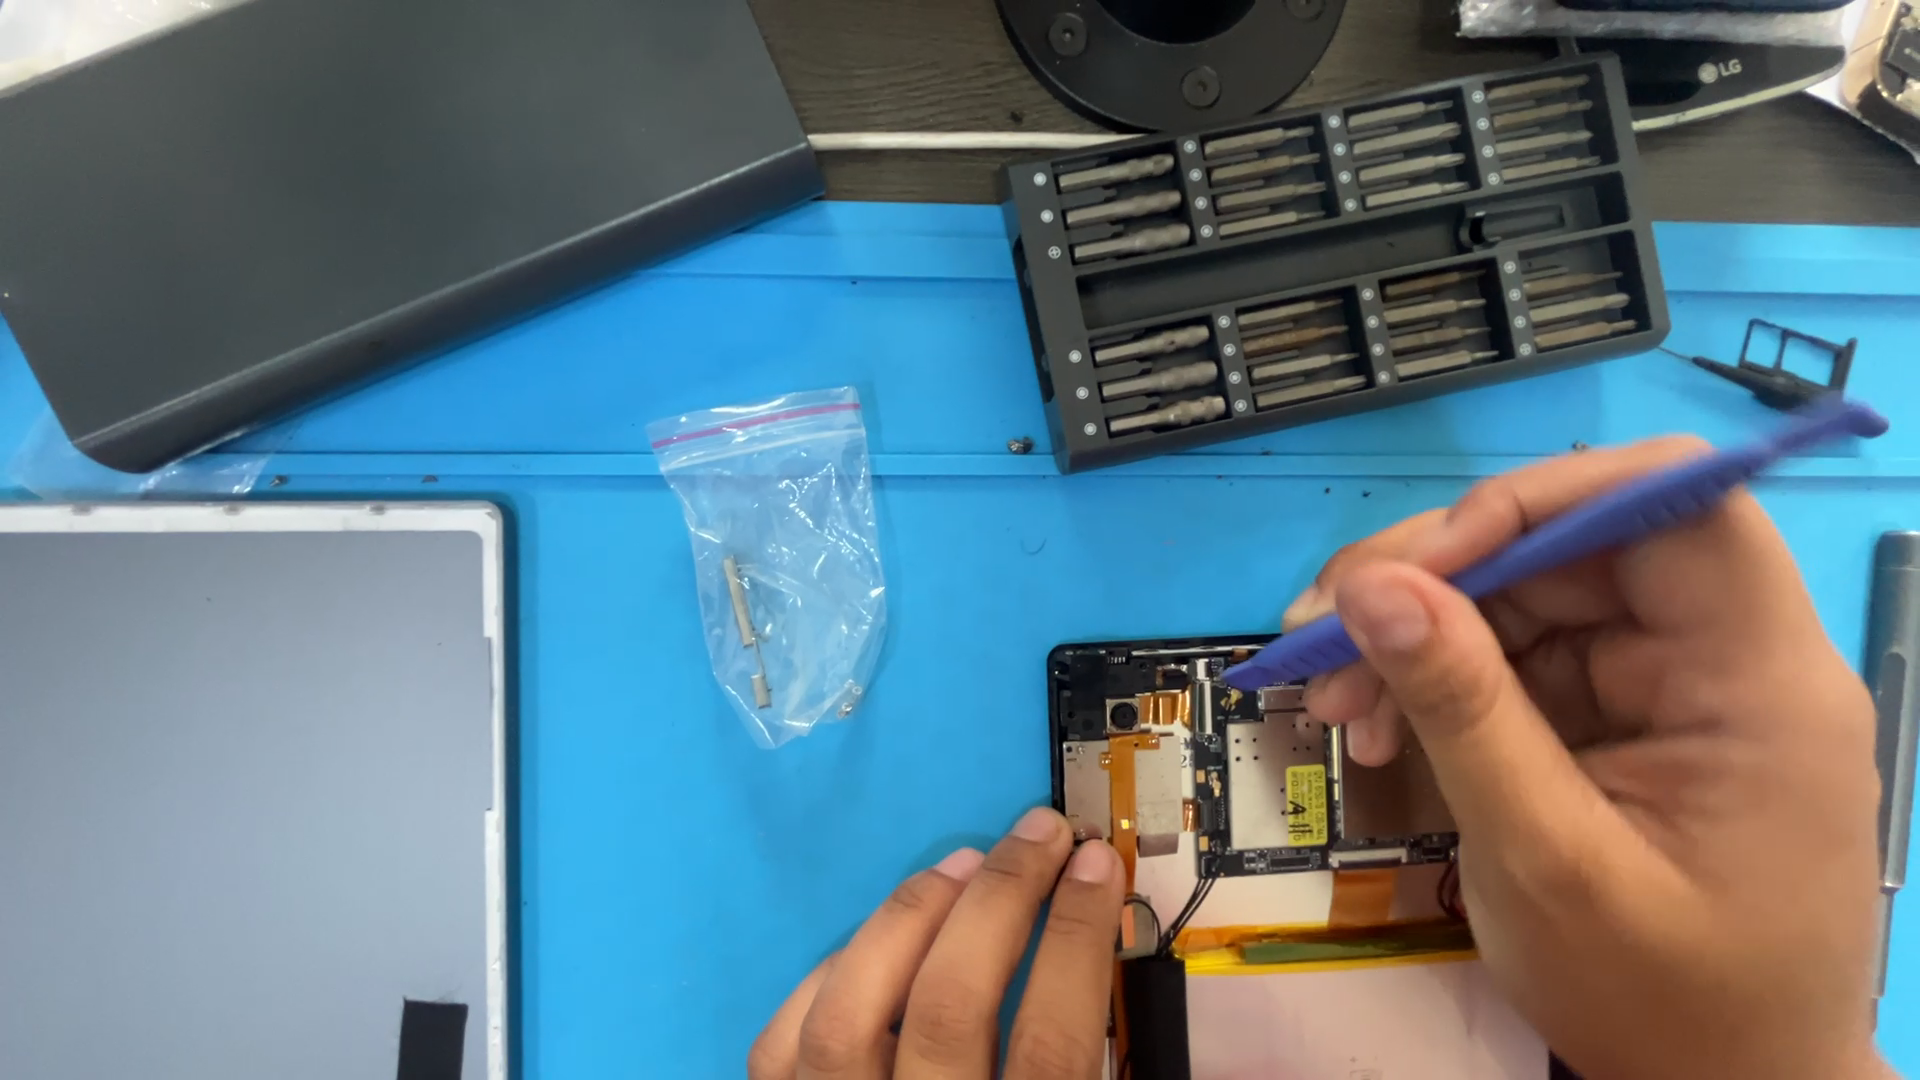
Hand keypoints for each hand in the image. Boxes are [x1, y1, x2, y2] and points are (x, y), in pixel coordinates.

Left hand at [749, 807, 1124, 1078]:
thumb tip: (1154, 990)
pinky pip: (784, 1045)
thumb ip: (1101, 1077)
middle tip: (1040, 833)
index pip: (1053, 1045)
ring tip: (964, 859)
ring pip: (849, 1016)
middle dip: (1004, 898)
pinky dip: (830, 971)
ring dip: (912, 916)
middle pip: (948, 1007)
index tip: (1098, 866)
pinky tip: (879, 934)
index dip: (1077, 938)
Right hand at [1288, 438, 1891, 1079]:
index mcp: (1750, 678)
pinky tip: (1366, 728)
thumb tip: (1371, 587)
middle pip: (1548, 543)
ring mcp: (1631, 675)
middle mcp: (1695, 651)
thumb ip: (1460, 708)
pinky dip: (1405, 678)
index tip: (1417, 568)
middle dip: (1417, 581)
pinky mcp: (1578, 702)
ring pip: (1493, 593)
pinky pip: (1476, 650)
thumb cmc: (1655, 995)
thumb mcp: (1541, 853)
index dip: (1536, 504)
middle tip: (1314, 637)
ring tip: (1326, 701)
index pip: (1667, 506)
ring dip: (1393, 635)